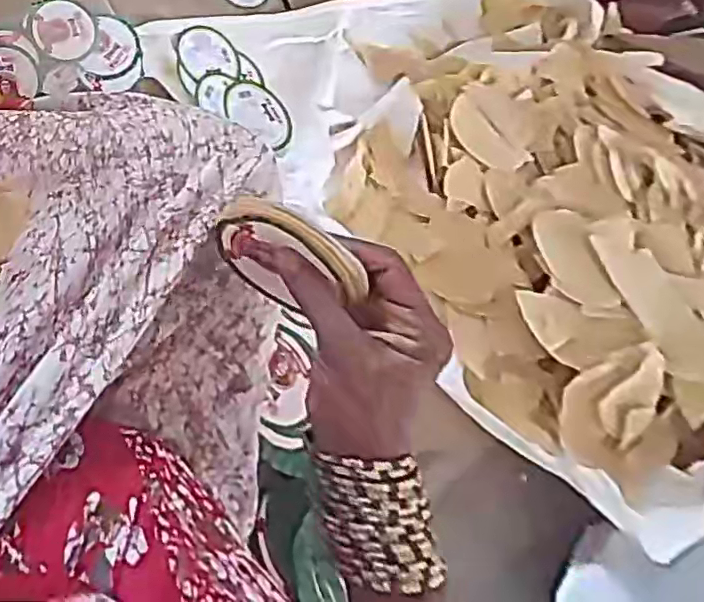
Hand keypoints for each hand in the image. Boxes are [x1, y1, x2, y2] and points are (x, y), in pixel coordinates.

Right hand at [242, 235, 450, 458]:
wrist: (351, 462)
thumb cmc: (360, 413)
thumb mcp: (341, 348)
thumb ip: (314, 294)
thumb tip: (283, 253)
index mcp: (420, 324)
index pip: (388, 265)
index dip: (349, 249)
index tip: (310, 241)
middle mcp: (405, 320)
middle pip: (366, 271)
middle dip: (327, 257)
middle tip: (291, 244)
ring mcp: (380, 328)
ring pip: (347, 283)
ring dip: (316, 270)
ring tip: (285, 255)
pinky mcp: (357, 335)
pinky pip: (335, 300)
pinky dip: (313, 287)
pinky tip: (291, 277)